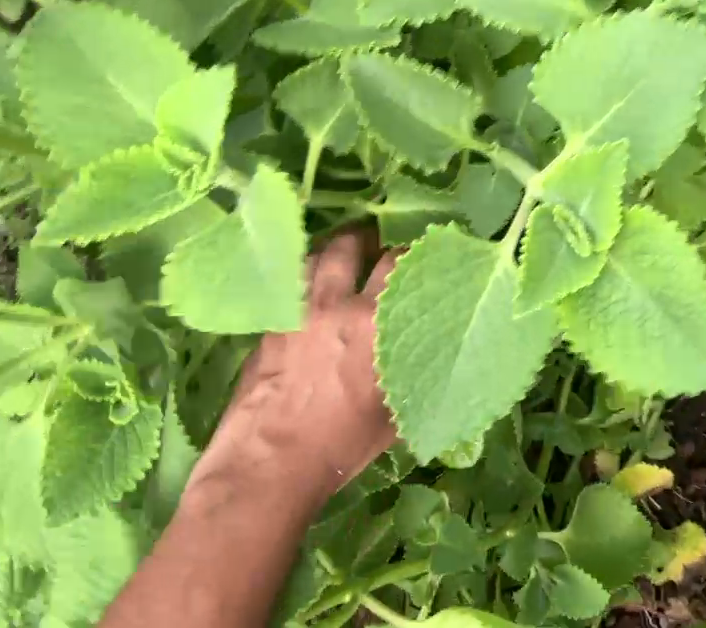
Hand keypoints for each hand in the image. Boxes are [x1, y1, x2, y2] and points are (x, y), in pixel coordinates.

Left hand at [186, 230, 397, 511]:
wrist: (267, 469)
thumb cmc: (343, 444)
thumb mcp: (398, 408)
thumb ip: (416, 367)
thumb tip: (438, 351)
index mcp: (379, 321)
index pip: (402, 262)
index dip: (413, 252)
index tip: (420, 254)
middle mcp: (339, 305)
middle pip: (354, 245)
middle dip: (369, 237)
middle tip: (378, 240)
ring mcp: (298, 312)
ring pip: (314, 257)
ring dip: (331, 251)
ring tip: (341, 253)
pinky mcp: (268, 327)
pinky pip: (287, 286)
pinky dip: (302, 279)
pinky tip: (309, 288)